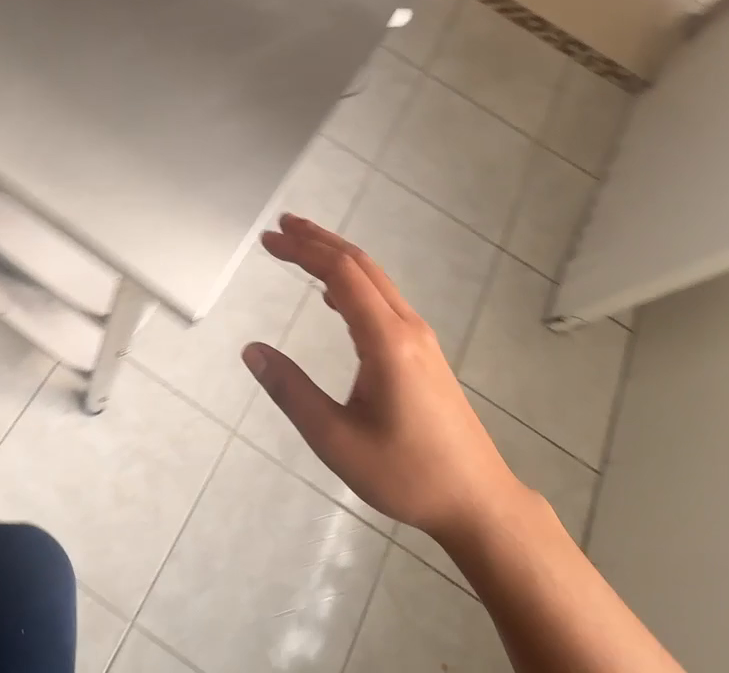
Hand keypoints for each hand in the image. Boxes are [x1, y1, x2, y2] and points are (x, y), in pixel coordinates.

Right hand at [244, 215, 527, 541]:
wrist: (477, 499)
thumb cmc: (406, 474)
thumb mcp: (336, 441)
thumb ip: (292, 392)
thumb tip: (252, 351)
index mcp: (387, 341)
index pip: (341, 274)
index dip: (303, 251)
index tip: (269, 241)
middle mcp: (407, 327)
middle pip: (361, 265)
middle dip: (318, 241)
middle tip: (279, 228)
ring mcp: (421, 338)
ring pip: (376, 280)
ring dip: (337, 258)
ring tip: (300, 248)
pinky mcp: (424, 353)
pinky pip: (385, 300)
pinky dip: (353, 283)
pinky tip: (333, 297)